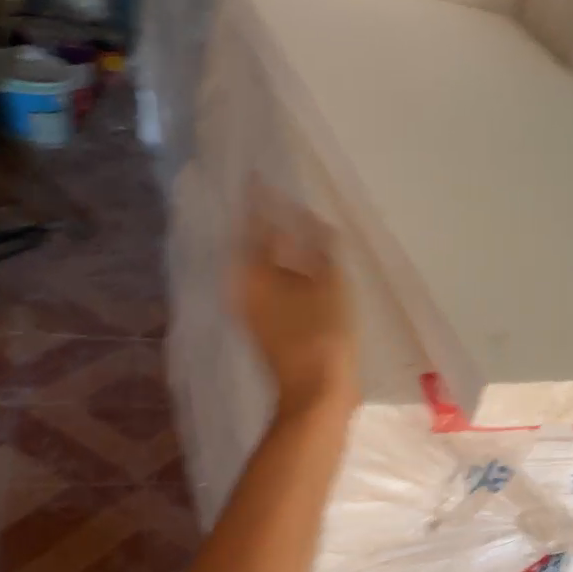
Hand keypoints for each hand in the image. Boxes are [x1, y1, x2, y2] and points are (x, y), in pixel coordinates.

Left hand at [233, 185, 358, 417]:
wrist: (316, 399)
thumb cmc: (322, 338)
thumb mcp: (329, 284)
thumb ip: (319, 246)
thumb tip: (312, 219)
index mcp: (251, 270)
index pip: (254, 219)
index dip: (261, 196)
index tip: (264, 172)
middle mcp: (242, 287)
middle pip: (256, 244)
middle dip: (272, 223)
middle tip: (286, 197)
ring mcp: (252, 312)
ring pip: (266, 268)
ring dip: (283, 251)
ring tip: (303, 232)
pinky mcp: (266, 330)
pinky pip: (276, 289)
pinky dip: (288, 275)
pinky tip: (307, 272)